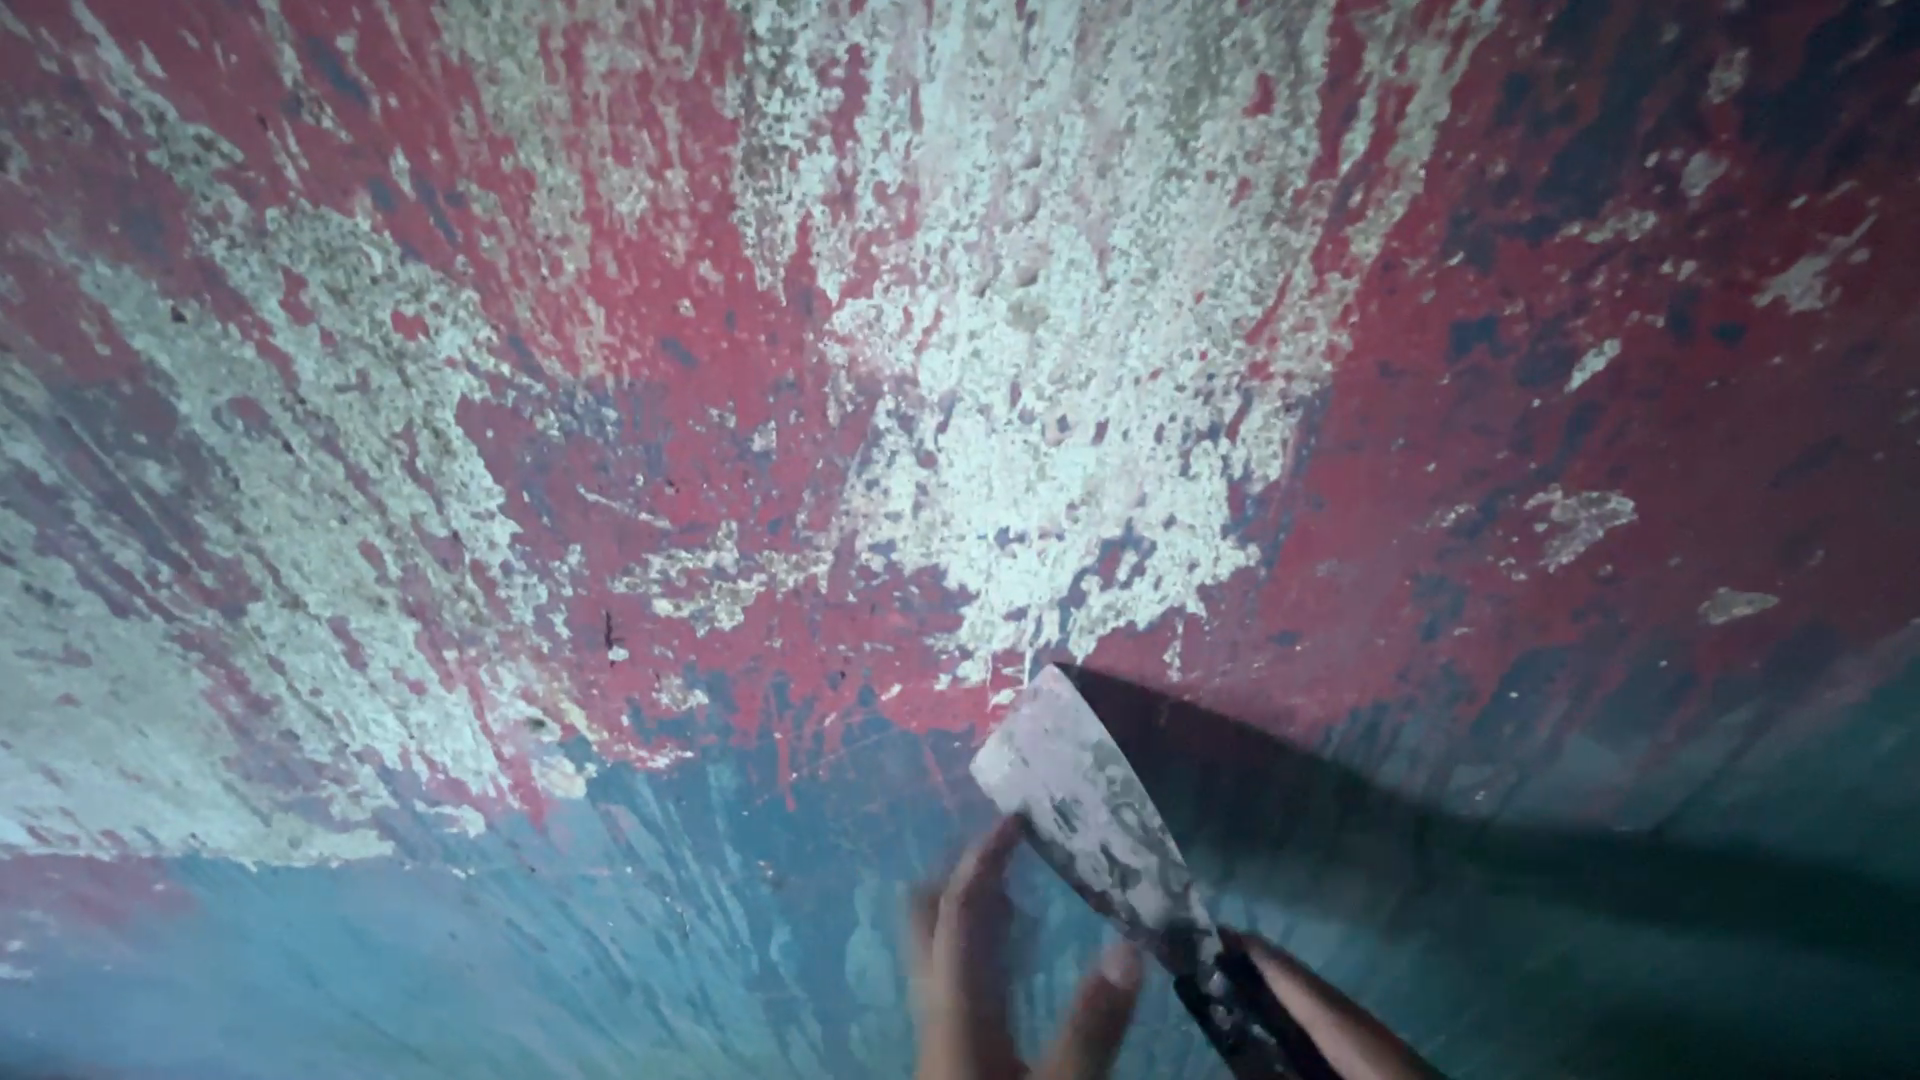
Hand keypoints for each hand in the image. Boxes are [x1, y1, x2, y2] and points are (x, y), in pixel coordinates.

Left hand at [907, 817, 1144, 1079]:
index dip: (982, 857)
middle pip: (927, 911)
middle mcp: (936, 1000)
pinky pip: (959, 967)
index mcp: (953, 1002)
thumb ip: (1091, 1028)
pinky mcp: (953, 1042)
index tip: (1014, 818)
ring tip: (1020, 876)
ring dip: (973, 899)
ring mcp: (939, 1022)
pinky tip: (1021, 945)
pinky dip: (984, 937)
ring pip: (941, 938)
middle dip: (962, 866)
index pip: (957, 907)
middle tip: (1007, 841)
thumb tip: (1129, 948)